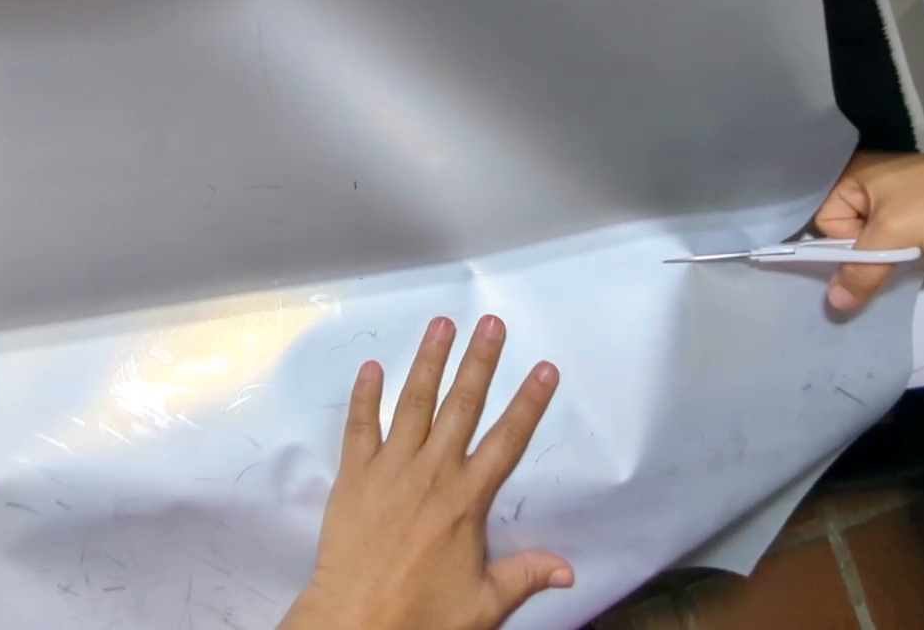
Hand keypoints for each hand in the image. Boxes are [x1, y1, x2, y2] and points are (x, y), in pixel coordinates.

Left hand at [280, 315, 571, 629]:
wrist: (354, 628)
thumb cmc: (420, 618)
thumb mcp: (482, 606)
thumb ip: (524, 576)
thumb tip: (569, 570)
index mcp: (467, 498)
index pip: (507, 439)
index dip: (529, 402)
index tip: (545, 367)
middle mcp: (433, 471)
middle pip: (462, 404)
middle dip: (480, 360)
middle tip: (491, 323)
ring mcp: (391, 467)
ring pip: (414, 402)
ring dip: (429, 361)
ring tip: (441, 324)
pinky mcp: (355, 474)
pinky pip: (359, 426)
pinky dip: (364, 395)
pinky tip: (371, 366)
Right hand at [813, 152, 923, 312]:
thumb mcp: (892, 238)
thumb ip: (859, 272)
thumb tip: (833, 305)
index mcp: (854, 173)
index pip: (824, 219)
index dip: (842, 243)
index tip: (870, 250)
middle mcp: (869, 179)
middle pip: (846, 230)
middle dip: (865, 251)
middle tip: (890, 255)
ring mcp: (897, 194)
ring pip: (873, 236)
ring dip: (886, 253)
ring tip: (908, 254)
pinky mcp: (920, 210)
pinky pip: (894, 236)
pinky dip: (902, 250)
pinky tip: (918, 253)